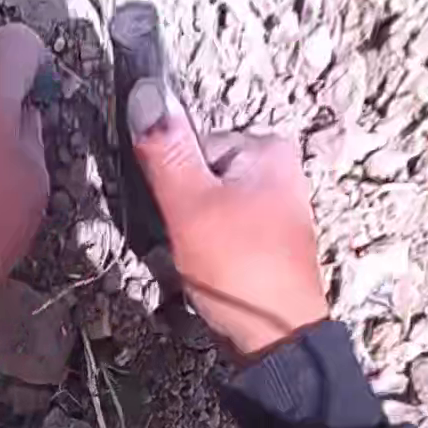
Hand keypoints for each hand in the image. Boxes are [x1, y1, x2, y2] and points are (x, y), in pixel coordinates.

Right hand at [126, 79, 328, 359]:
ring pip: (213, 215)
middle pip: (204, 183)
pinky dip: (213, 256)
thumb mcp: (191, 205)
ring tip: (200, 268)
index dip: (174, 188)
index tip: (175, 221)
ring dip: (195, 241)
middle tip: (188, 250)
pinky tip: (213, 277)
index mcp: (268, 149)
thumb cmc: (236, 267)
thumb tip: (145, 91)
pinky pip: (228, 240)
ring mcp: (280, 214)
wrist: (275, 336)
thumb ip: (167, 151)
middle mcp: (282, 173)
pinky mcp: (274, 248)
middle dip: (185, 217)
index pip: (195, 150)